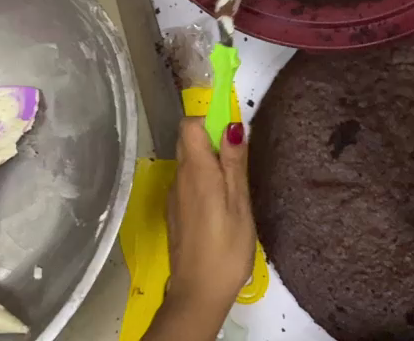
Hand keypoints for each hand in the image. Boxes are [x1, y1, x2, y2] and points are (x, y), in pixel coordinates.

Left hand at [147, 117, 254, 338]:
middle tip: (237, 160)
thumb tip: (231, 124)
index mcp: (196, 169)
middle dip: (210, 139)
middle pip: (188, 140)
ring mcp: (174, 195)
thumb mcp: (239, 203)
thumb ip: (234, 162)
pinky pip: (187, 182)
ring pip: (188, 162)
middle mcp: (180, 177)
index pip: (190, 124)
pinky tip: (219, 205)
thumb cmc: (226, 248)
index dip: (209, 120)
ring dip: (207, 161)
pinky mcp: (175, 212)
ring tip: (232, 186)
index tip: (231, 133)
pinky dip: (201, 181)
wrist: (198, 294)